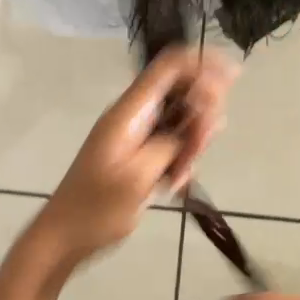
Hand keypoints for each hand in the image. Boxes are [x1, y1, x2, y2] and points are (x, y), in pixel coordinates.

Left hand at [35, 46, 237, 264]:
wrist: (67, 235)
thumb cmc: (97, 208)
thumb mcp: (137, 176)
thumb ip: (170, 143)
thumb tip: (197, 121)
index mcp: (129, 113)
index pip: (169, 68)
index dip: (202, 64)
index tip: (232, 78)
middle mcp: (135, 117)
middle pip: (181, 93)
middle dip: (202, 115)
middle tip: (200, 147)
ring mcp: (138, 137)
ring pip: (181, 123)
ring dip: (192, 145)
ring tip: (181, 175)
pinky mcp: (141, 157)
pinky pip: (172, 146)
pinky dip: (181, 161)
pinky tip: (175, 184)